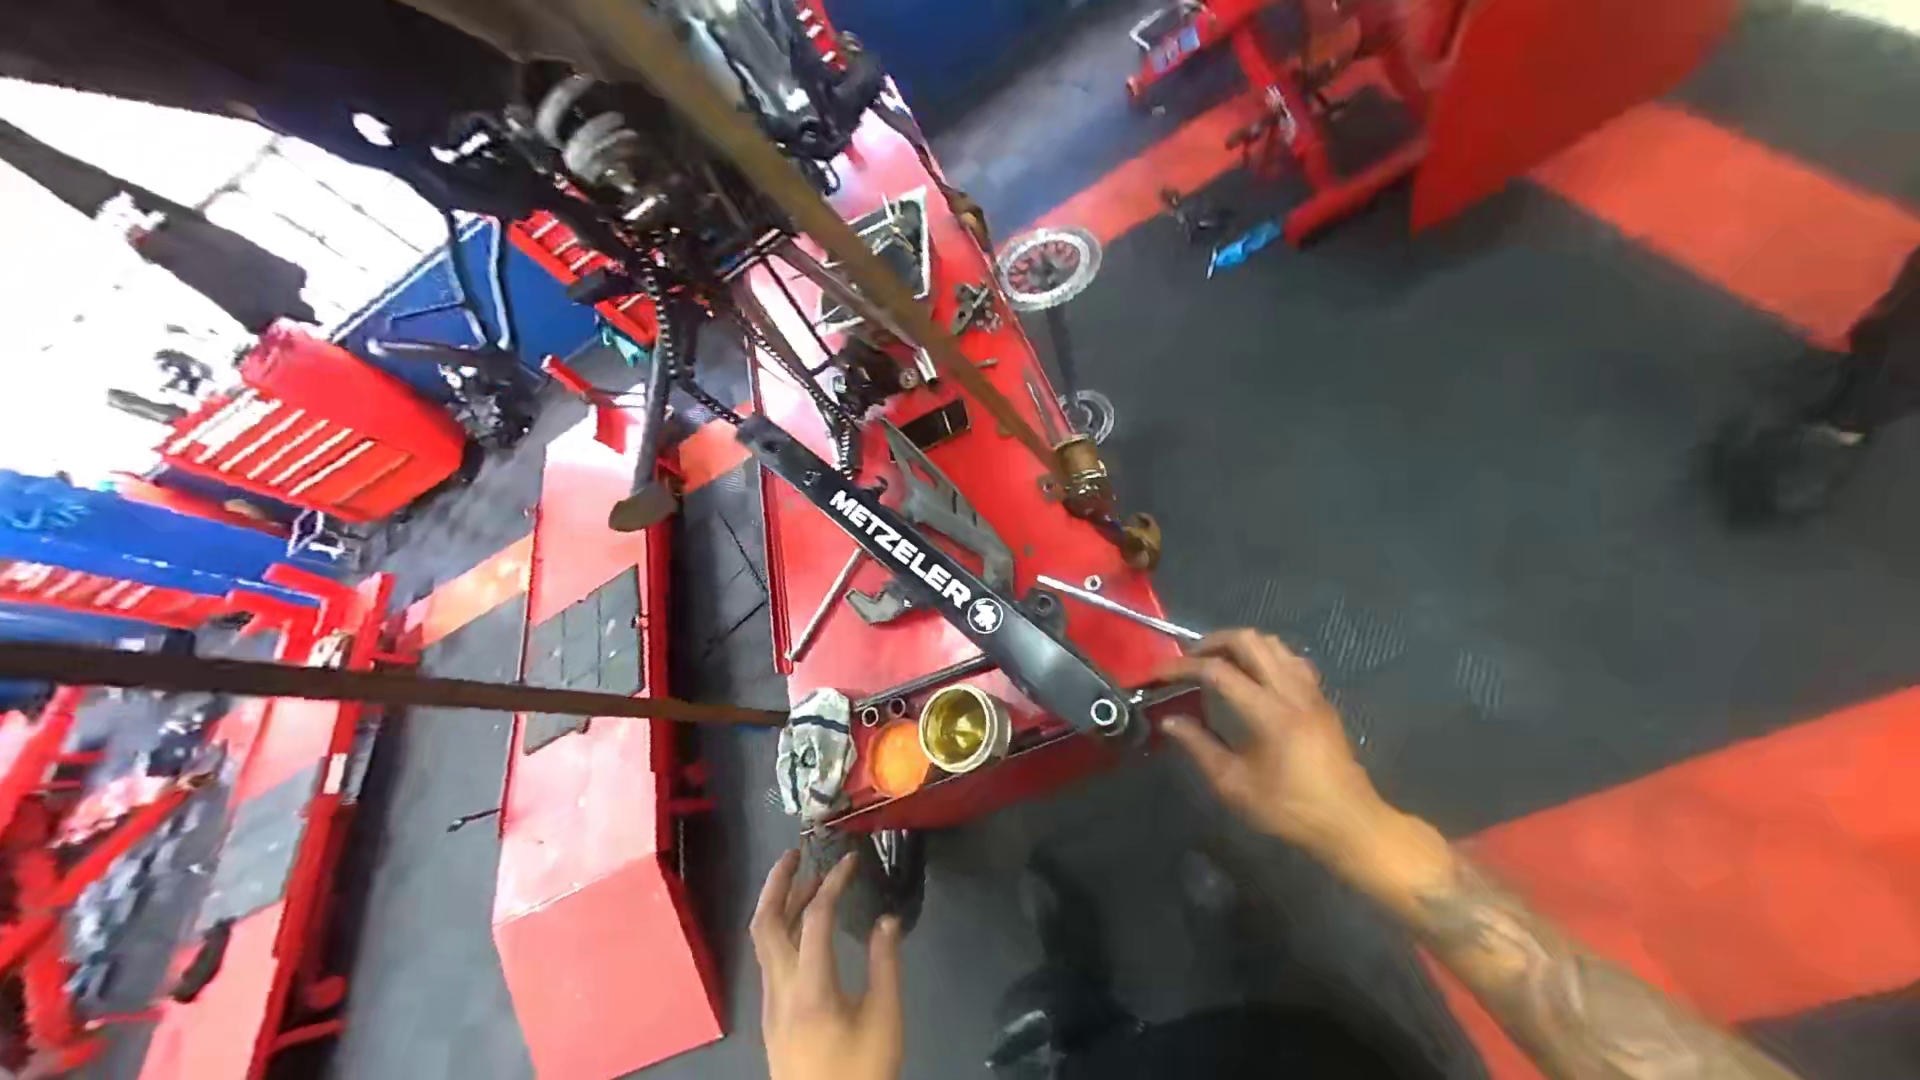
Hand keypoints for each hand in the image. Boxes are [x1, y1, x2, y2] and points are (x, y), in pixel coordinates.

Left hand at [752, 850, 903, 1079]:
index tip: (851, 861)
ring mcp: (771, 1005)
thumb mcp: (885, 1019)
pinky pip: (770, 957)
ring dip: (780, 903)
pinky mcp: (773, 1017)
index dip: (832, 883)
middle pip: (765, 924)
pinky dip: (782, 927)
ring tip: (805, 879)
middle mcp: (781, 990)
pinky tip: (805, 924)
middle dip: (778, 883)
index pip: (815, 919)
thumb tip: (886, 919)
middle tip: (797, 852)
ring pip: (763, 940)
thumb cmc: (860, 1074)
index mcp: (810, 989)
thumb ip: (885, 963)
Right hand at [1159, 630, 1393, 864]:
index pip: (1218, 671)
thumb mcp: (1234, 785)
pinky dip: (1265, 655)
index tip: (1160, 672)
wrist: (1351, 824)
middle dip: (1212, 642)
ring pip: (1273, 643)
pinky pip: (1291, 658)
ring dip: (1240, 644)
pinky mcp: (1321, 698)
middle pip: (1249, 641)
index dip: (1183, 667)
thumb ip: (1198, 747)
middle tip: (1189, 658)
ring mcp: (1311, 692)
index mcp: (1269, 714)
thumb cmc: (1289, 809)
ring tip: (1217, 661)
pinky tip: (1253, 674)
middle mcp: (1292, 692)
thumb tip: (1169, 720)